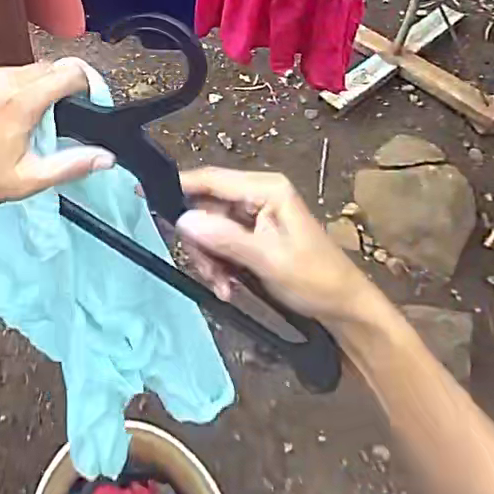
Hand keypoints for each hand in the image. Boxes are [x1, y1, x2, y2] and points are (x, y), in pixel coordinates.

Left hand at [0, 60, 113, 220]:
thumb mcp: (27, 179)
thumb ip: (72, 164)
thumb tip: (105, 157)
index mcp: (21, 100)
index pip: (69, 72)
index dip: (87, 83)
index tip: (89, 99)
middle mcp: (0, 77)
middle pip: (46, 69)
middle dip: (58, 88)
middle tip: (54, 119)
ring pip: (20, 70)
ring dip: (28, 88)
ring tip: (17, 122)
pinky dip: (1, 87)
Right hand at [174, 167, 381, 325]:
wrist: (348, 313)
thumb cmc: (317, 281)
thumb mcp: (269, 260)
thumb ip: (224, 238)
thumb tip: (184, 220)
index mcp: (265, 189)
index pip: (210, 180)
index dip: (177, 186)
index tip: (145, 194)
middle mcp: (257, 195)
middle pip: (205, 207)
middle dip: (202, 242)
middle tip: (209, 272)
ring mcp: (254, 215)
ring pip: (210, 228)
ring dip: (210, 259)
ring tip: (223, 286)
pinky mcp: (252, 235)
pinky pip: (221, 242)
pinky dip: (219, 264)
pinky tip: (229, 286)